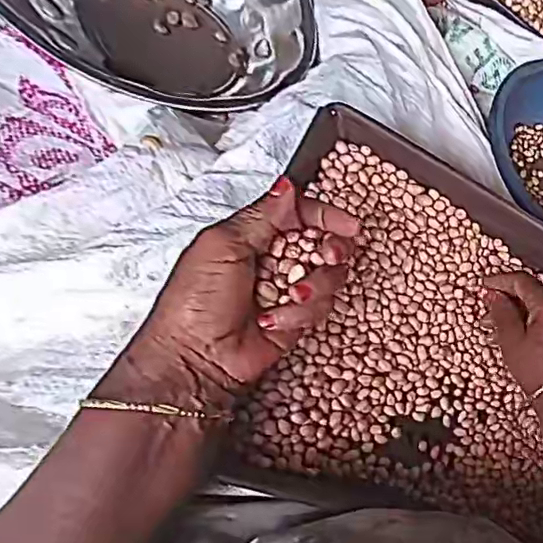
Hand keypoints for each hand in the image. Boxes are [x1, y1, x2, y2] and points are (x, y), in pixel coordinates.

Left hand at [101, 177, 356, 411]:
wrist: (197, 355)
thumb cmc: (194, 303)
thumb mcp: (222, 246)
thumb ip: (261, 217)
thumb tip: (286, 187)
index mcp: (255, 236)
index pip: (300, 215)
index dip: (326, 217)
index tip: (347, 225)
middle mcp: (276, 260)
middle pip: (325, 244)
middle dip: (331, 251)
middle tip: (327, 257)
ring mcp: (291, 289)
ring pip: (330, 277)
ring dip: (314, 286)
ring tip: (289, 296)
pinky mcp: (300, 317)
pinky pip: (322, 307)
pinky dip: (301, 313)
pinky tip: (274, 319)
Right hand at [481, 272, 542, 398]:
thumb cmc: (533, 368)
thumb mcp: (511, 338)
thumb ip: (501, 312)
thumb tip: (492, 294)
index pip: (522, 281)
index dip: (500, 280)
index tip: (483, 284)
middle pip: (527, 291)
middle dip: (503, 296)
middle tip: (484, 304)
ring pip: (530, 303)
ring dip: (509, 309)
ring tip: (488, 322)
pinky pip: (537, 315)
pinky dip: (519, 318)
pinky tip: (502, 330)